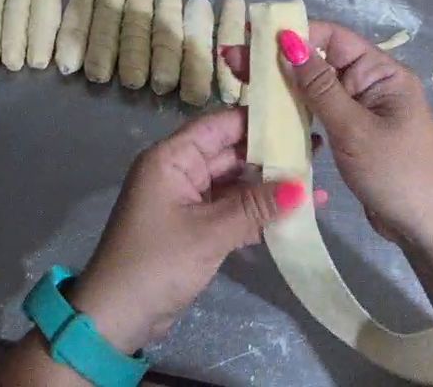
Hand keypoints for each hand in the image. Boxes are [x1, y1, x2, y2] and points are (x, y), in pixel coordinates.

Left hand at [66, 108, 302, 352]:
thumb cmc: (157, 262)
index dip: (256, 120)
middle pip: (229, 152)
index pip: (219, 125)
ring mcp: (186, 197)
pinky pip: (229, 207)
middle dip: (269, 154)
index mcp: (172, 157)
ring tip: (314, 178)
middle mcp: (179, 169)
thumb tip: (302, 187)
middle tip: (315, 150)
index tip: (296, 115)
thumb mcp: (209, 233)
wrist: (116, 316)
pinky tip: (292, 212)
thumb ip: (255, 208)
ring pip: (233, 181)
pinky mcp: (193, 224)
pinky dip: (256, 210)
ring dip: (267, 184)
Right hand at [223, 20, 432, 247]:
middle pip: (319, 59)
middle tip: (233, 58)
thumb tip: (288, 42)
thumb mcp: (354, 128)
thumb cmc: (398, 174)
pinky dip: (294, 107)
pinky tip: (266, 107)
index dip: (293, 34)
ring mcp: (361, 109)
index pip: (333, 38)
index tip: (253, 37)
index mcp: (382, 72)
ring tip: (240, 78)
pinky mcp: (352, 132)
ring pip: (315, 86)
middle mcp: (371, 83)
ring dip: (281, 82)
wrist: (430, 232)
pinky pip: (319, 110)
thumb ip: (319, 87)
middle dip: (277, 58)